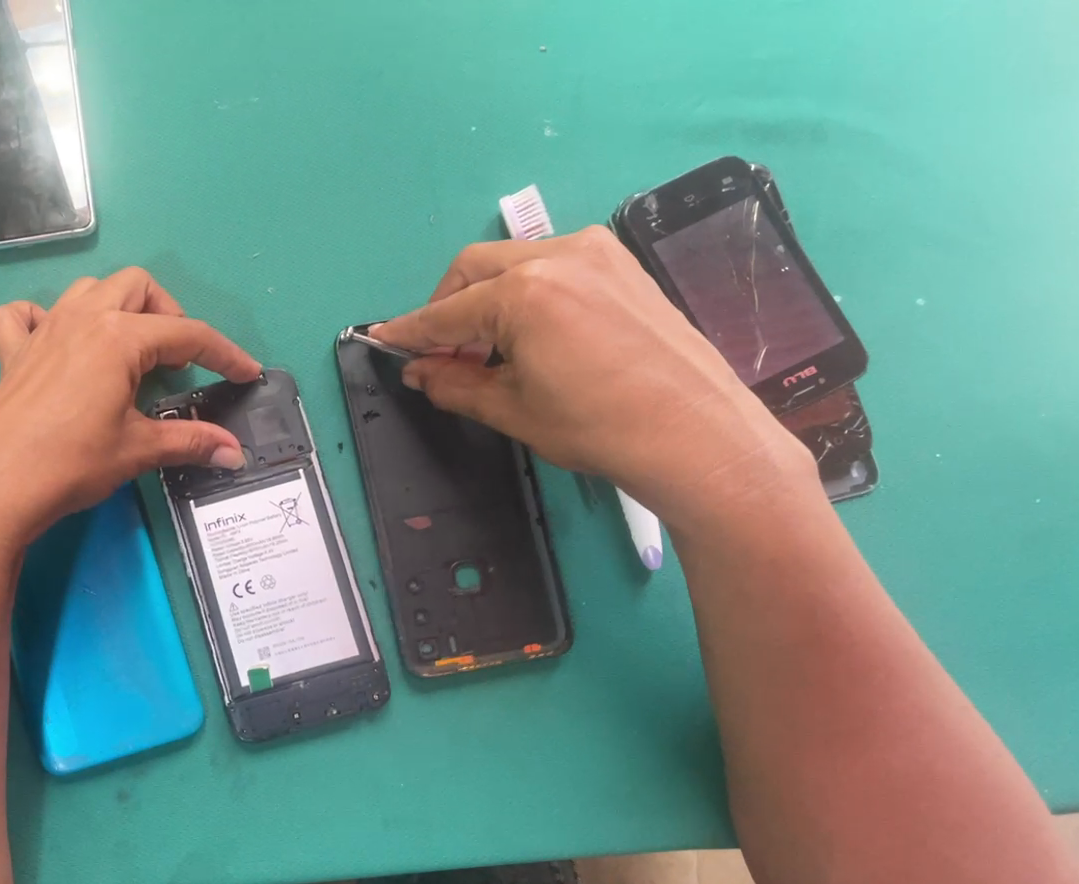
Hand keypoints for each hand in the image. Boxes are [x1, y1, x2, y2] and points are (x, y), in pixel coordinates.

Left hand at [0, 268, 261, 549]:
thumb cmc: (72, 463)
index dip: (224, 354)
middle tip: (178, 360)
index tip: (246, 373)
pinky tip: (56, 344)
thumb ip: (189, 442)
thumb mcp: (137, 449)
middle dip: (168, 314)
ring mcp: (43, 330)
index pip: (187, 333)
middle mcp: (82, 318)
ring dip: (117, 308)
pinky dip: (44, 318)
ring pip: (88, 290)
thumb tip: (234, 454)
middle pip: (137, 288)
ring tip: (129, 350)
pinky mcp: (12, 352)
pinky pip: (25, 314)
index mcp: (119, 336)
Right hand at [373, 226, 815, 529]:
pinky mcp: (622, 265)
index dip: (408, 332)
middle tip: (439, 356)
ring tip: (486, 351)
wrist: (696, 434)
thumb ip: (453, 382)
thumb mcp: (510, 409)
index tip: (382, 342)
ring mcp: (596, 253)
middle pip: (473, 269)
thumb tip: (418, 370)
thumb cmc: (596, 427)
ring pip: (512, 262)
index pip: (445, 312)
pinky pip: (552, 266)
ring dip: (485, 299)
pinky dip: (523, 293)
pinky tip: (528, 336)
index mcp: (522, 292)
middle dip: (446, 309)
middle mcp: (557, 255)